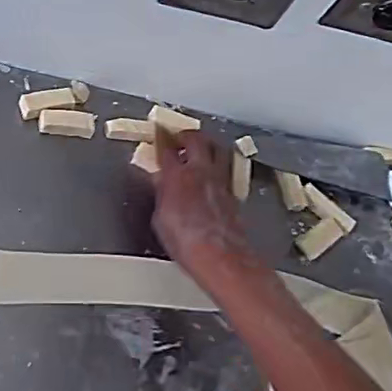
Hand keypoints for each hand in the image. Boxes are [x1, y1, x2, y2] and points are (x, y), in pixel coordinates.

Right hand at [144, 127, 268, 290]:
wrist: (220, 255)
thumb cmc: (186, 242)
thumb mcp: (160, 220)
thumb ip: (160, 196)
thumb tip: (160, 186)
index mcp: (176, 176)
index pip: (166, 151)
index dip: (162, 144)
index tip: (159, 143)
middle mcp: (200, 172)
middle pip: (196, 139)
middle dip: (187, 135)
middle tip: (181, 137)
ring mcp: (219, 180)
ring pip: (217, 149)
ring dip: (208, 145)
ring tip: (201, 148)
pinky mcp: (232, 193)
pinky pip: (226, 170)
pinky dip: (218, 166)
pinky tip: (213, 176)